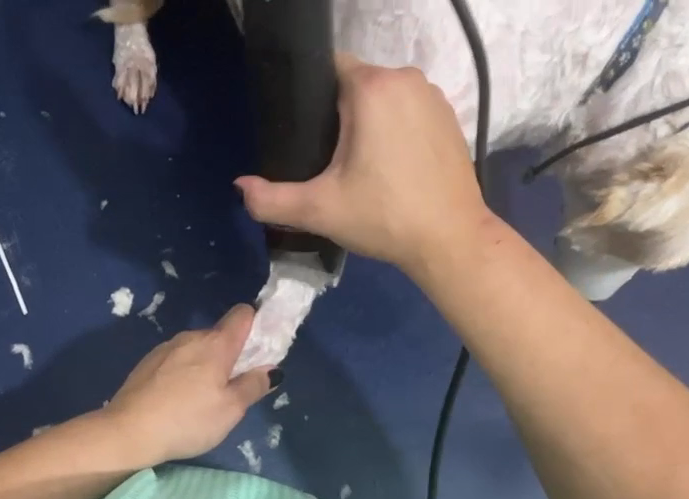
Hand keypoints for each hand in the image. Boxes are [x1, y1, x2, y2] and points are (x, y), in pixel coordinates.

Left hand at [98, 305, 274, 464]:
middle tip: (229, 390)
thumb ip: (253, 386)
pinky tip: (175, 402)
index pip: (242, 315)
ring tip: (199, 402)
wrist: (128, 432)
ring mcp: (164, 349)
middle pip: (218, 336)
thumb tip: (272, 369)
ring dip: (203, 367)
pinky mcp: (146, 364)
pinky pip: (174, 362)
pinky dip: (181, 375)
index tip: (258, 352)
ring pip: (194, 350)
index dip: (255, 326)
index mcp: (216, 343)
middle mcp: (190, 337)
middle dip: (228, 356)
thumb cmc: (187, 421)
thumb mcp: (230, 410)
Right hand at [234, 54, 494, 276]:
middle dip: (335, 116)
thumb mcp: (319, 211)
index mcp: (371, 88)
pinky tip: (384, 169)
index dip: (308, 98)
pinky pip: (407, 113)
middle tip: (322, 162)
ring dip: (365, 125)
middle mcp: (406, 79)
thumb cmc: (383, 217)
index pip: (328, 68)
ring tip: (353, 168)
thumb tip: (240, 188)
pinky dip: (392, 133)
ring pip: (383, 100)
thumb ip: (271, 199)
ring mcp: (432, 97)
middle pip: (355, 85)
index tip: (300, 134)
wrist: (448, 240)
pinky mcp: (448, 118)